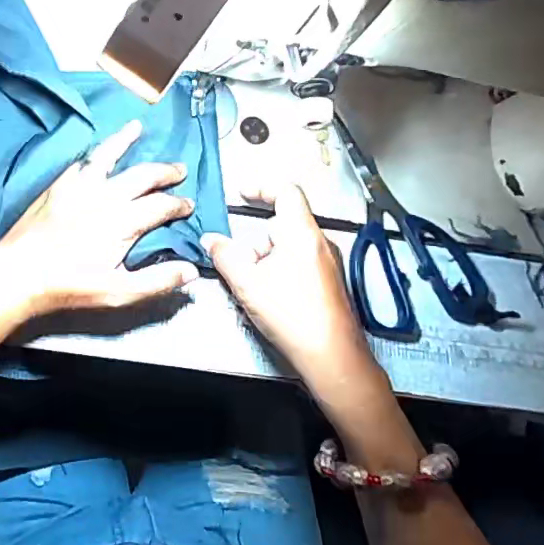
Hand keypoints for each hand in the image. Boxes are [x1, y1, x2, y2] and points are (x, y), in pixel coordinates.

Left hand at [0, 121, 198, 316]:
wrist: (20, 273)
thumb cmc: (69, 285)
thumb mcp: (118, 292)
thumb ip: (156, 280)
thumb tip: (190, 271)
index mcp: (122, 222)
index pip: (161, 206)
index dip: (178, 205)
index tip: (189, 205)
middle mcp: (104, 197)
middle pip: (142, 175)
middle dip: (164, 172)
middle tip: (179, 169)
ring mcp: (78, 187)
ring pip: (107, 156)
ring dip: (124, 140)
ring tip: (136, 128)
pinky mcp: (57, 186)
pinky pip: (79, 163)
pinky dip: (92, 154)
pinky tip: (95, 151)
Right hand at [203, 184, 372, 372]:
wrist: (332, 356)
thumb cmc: (294, 317)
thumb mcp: (246, 283)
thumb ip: (224, 255)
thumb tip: (211, 240)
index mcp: (302, 234)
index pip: (286, 191)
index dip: (262, 187)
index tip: (243, 194)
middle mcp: (319, 243)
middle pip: (283, 222)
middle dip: (256, 237)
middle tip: (238, 256)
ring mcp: (327, 263)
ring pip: (290, 245)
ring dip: (266, 256)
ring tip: (252, 283)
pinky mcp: (329, 282)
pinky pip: (299, 262)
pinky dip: (279, 269)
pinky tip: (269, 295)